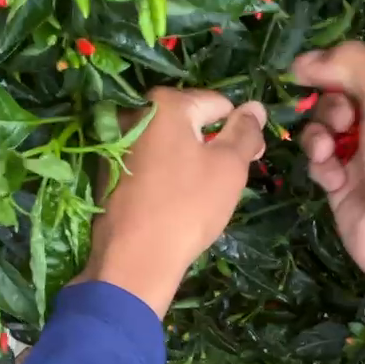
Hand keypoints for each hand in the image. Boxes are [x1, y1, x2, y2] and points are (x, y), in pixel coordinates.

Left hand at [79, 87, 266, 316]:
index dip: (239, 132)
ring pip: (169, 146)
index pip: (219, 105)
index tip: (248, 162)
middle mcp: (135, 114)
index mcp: (166, 104)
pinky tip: (172, 205)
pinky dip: (166, 178)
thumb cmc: (187, 208)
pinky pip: (150, 165)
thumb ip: (246, 133)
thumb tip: (256, 107)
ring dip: (189, 163)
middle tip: (224, 185)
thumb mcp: (229, 167)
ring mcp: (117, 144)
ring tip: (199, 198)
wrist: (135, 260)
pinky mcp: (108, 173)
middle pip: (191, 123)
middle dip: (212, 147)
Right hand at [292, 43, 364, 339]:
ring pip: (319, 129)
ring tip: (331, 153)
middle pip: (332, 98)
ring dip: (318, 137)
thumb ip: (350, 64)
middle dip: (329, 108)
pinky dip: (320, 166)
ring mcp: (357, 155)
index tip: (306, 72)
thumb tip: (302, 61)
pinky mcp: (338, 182)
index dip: (330, 69)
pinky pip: (317, 161)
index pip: (354, 69)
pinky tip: (334, 179)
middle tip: (342, 124)